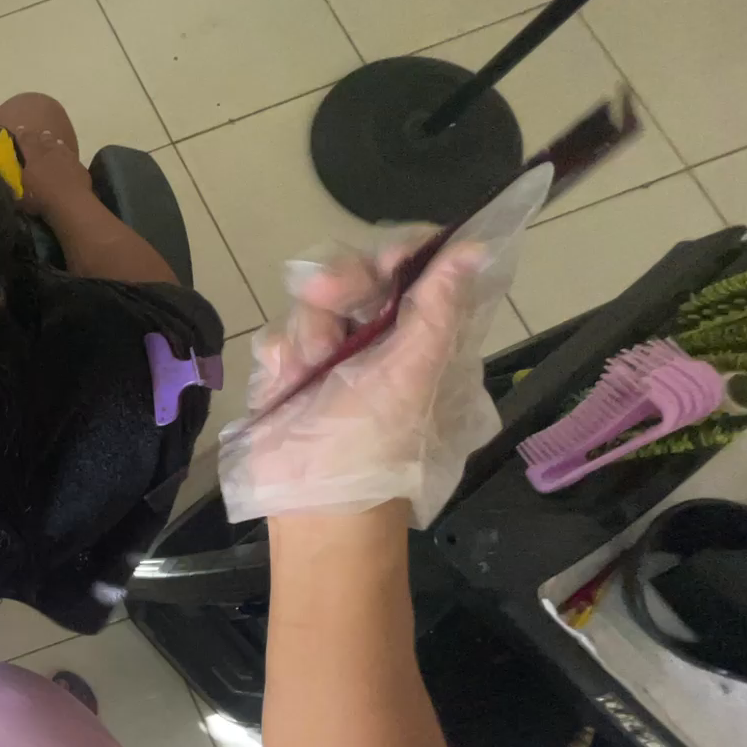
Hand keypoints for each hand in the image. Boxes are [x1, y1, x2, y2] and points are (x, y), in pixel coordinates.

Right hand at [14, 127, 91, 217]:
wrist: (70, 202)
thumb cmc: (42, 199)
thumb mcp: (22, 197)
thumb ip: (16, 189)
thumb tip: (10, 186)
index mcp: (34, 157)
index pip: (25, 141)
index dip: (21, 135)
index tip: (19, 128)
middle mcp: (50, 151)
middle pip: (43, 139)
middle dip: (38, 136)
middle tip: (37, 134)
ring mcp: (66, 156)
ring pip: (58, 144)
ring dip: (53, 141)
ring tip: (51, 141)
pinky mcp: (78, 164)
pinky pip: (69, 154)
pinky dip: (65, 153)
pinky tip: (66, 156)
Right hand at [218, 241, 498, 525]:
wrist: (311, 498)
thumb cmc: (374, 444)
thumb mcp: (415, 378)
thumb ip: (439, 314)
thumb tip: (472, 248)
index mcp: (423, 335)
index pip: (420, 271)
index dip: (405, 252)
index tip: (390, 254)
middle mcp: (375, 338)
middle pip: (355, 277)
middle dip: (339, 283)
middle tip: (328, 293)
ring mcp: (325, 354)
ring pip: (307, 307)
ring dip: (307, 333)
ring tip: (308, 370)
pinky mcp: (283, 372)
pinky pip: (273, 339)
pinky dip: (278, 358)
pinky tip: (284, 384)